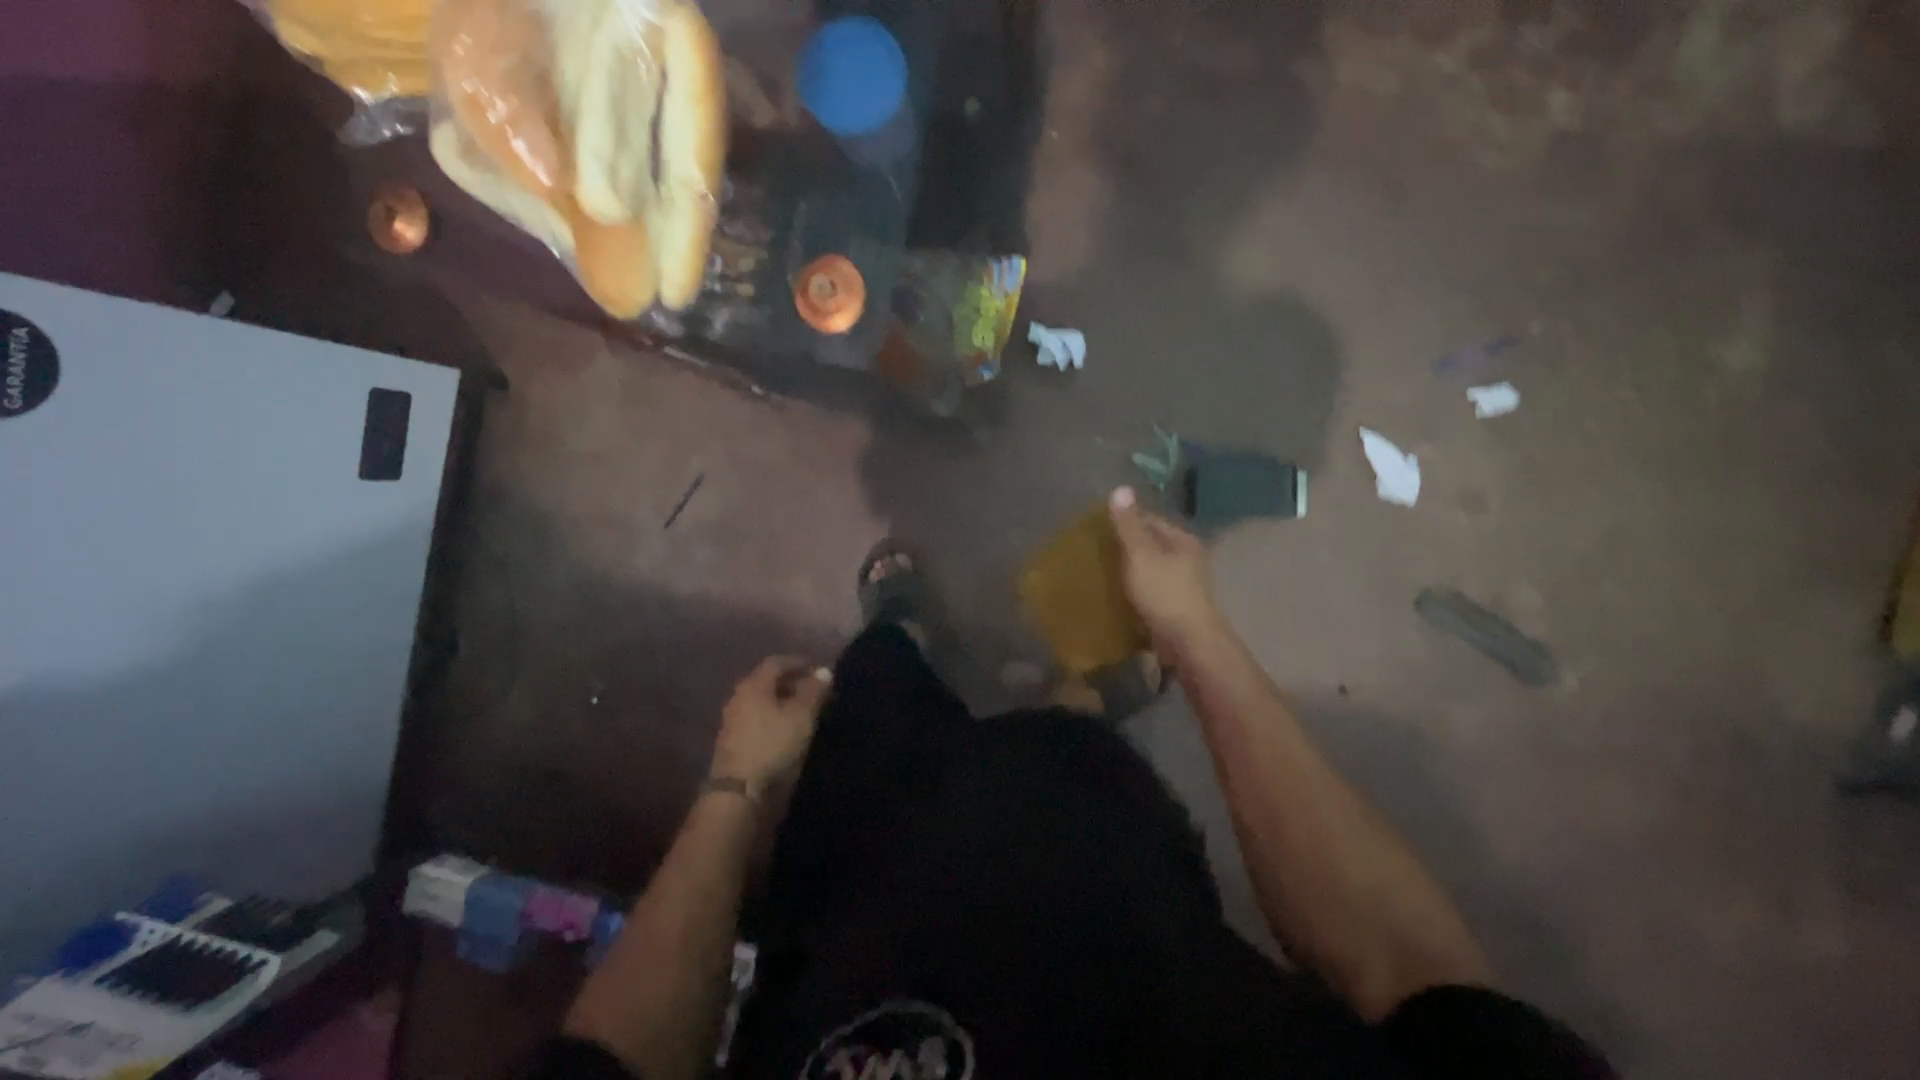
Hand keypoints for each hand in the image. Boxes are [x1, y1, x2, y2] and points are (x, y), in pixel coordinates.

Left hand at [712, 657, 830, 789]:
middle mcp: (738, 698)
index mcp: (753, 685)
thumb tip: (823, 671)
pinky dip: (776, 721)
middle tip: (817, 692)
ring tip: (808, 713)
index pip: (777, 662)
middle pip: (768, 682)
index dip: (800, 662)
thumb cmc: (773, 746)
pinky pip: (759, 723)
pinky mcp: (734, 745)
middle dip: (793, 684)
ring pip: (763, 704)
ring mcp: (733, 723)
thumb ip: (814, 691)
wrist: (739, 794)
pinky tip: (791, 732)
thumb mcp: (802, 716)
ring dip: (784, 704)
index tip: (820, 670)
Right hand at [1109, 486, 1221, 657]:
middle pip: (1151, 545)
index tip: (1096, 528)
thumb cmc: (1164, 593)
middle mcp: (1187, 558)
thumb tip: (1120, 488)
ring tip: (1101, 575)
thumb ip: (1129, 525)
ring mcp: (1184, 585)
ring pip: (1151, 570)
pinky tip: (1117, 598)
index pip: (1149, 520)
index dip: (1124, 520)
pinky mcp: (1176, 608)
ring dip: (1130, 572)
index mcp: (1182, 540)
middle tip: (1094, 552)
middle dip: (1126, 547)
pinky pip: (1151, 593)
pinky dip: (1136, 593)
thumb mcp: (1141, 554)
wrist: (1189, 642)